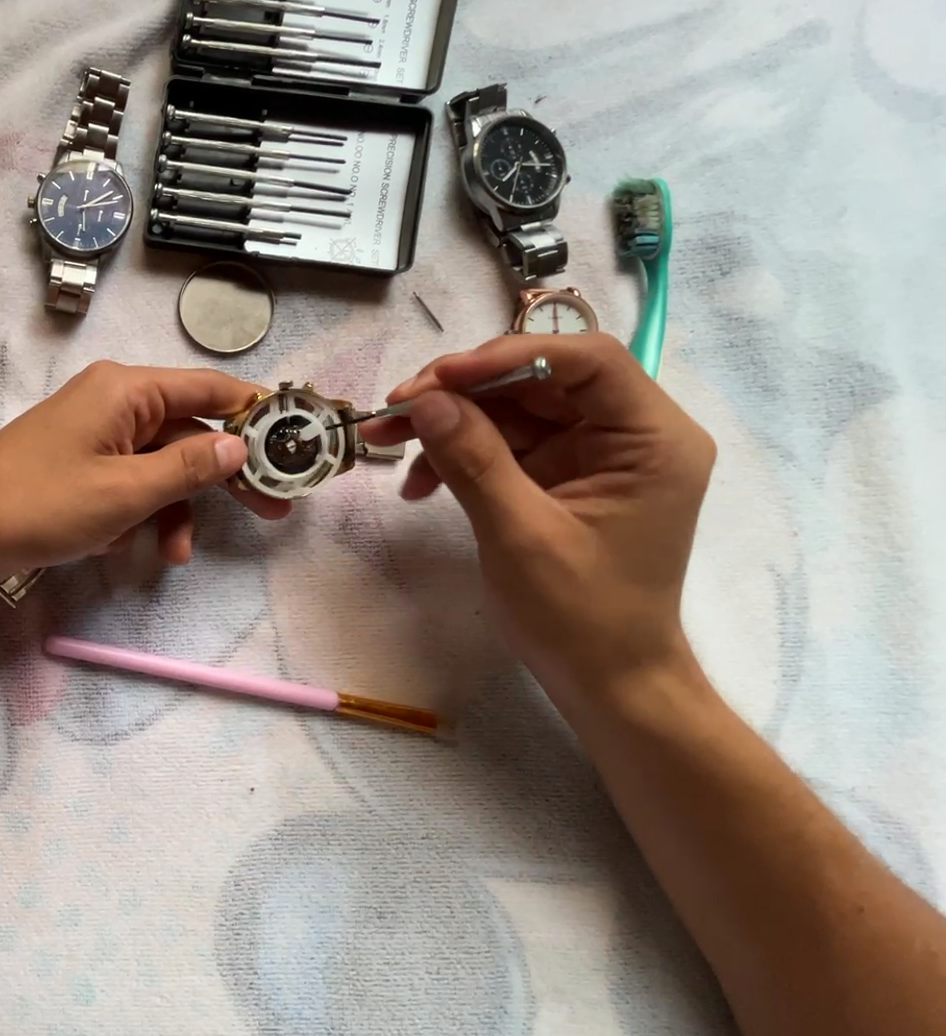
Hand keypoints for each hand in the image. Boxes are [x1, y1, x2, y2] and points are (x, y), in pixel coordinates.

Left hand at [0, 361, 289, 589]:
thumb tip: (239, 443)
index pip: (210, 388)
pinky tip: (122, 546)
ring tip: (173, 555)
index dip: (257, 416)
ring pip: (158, 465)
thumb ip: (190, 467)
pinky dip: (136, 512)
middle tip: (270, 511)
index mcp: (125, 388)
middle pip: (189, 430)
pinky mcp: (76, 463)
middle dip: (223, 475)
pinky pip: (126, 481)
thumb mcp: (126, 491)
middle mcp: (112, 400)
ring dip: (174, 509)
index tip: (295, 446)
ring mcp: (92, 433)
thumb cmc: (42, 505)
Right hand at [362, 333, 715, 707]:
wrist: (602, 678)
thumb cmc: (578, 612)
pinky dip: (454, 456)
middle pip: (536, 382)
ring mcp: (590, 455)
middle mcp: (626, 434)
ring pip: (509, 412)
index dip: (507, 357)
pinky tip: (417, 485)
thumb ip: (472, 458)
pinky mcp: (558, 478)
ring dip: (445, 424)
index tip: (435, 379)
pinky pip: (501, 446)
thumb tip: (425, 400)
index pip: (584, 361)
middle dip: (459, 393)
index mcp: (650, 438)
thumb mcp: (518, 532)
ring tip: (385, 440)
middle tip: (393, 411)